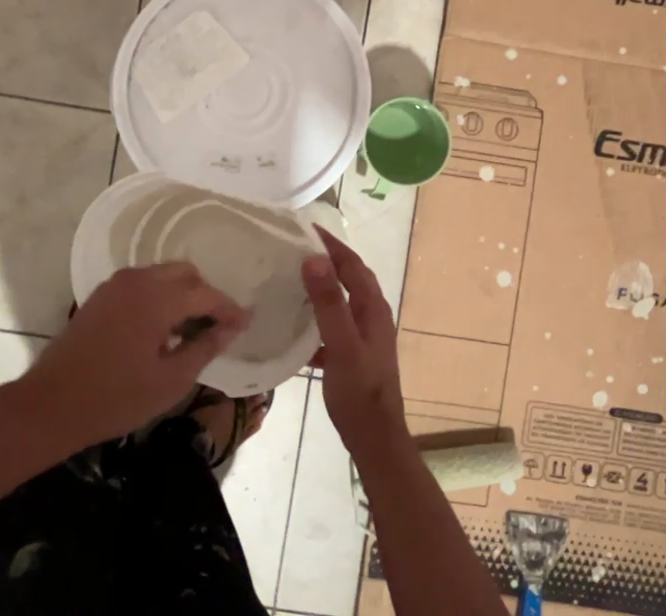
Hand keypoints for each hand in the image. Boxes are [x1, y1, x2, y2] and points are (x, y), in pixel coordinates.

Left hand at [19, 263, 249, 450]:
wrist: (51, 405)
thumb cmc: (116, 398)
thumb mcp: (170, 381)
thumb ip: (204, 348)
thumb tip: (230, 329)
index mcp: (157, 299)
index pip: (205, 294)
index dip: (229, 309)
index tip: (246, 324)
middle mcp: (137, 281)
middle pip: (185, 274)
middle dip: (205, 295)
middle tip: (218, 326)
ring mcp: (115, 285)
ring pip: (162, 275)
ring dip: (182, 294)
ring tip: (191, 329)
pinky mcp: (101, 296)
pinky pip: (141, 284)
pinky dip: (159, 296)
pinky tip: (162, 329)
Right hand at [303, 228, 410, 462]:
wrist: (375, 438)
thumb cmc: (359, 391)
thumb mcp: (342, 344)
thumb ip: (329, 303)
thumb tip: (313, 259)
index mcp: (372, 308)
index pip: (352, 264)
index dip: (331, 244)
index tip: (304, 227)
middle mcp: (372, 316)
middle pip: (350, 277)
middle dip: (327, 259)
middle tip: (294, 247)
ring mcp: (365, 335)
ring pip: (341, 300)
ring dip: (321, 285)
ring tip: (291, 277)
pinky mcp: (354, 353)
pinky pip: (333, 323)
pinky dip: (316, 315)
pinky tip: (294, 324)